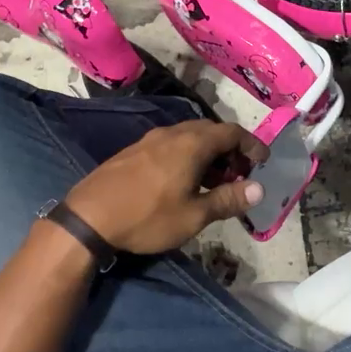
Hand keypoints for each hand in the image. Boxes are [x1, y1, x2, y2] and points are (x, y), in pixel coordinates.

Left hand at [60, 121, 269, 254]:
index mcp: (193, 143)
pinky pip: (171, 145)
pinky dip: (187, 156)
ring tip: (213, 183)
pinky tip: (182, 182)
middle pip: (212, 131)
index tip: (263, 162)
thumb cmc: (147, 216)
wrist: (87, 219)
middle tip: (238, 176)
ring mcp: (150, 140)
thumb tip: (259, 189)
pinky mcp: (133, 151)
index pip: (233, 132)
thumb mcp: (194, 215)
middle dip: (230, 150)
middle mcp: (173, 133)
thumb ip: (229, 199)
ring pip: (190, 137)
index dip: (252, 145)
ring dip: (208, 154)